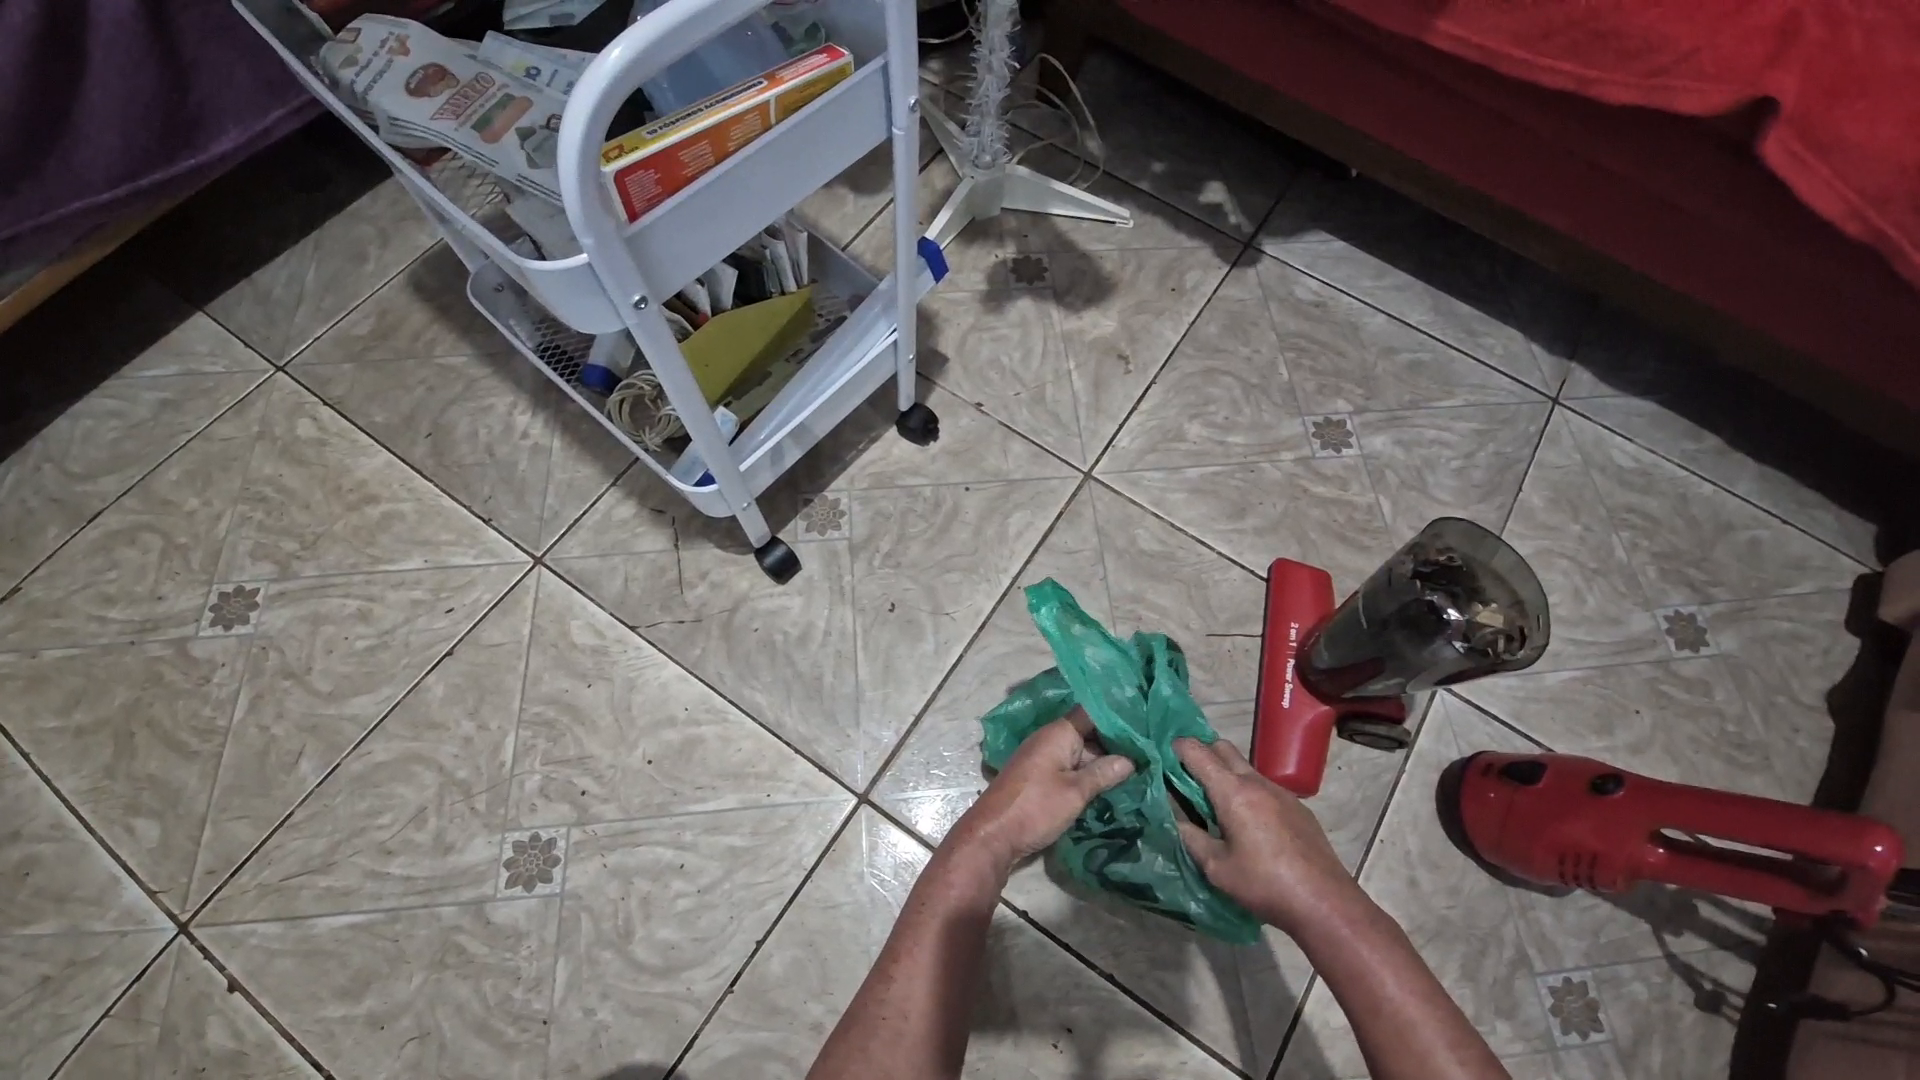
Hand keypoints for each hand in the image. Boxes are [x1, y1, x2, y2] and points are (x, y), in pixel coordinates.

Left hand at [951, 708, 1135, 870]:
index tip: (1145, 720)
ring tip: (1141, 767)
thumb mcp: (1075, 792)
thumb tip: (1131, 759)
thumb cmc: (1035, 807)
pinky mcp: (1042, 778)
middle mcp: (1051, 739)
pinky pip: (1071, 768)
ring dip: (1104, 762)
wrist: (993, 835)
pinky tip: (1113, 784)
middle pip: (1089, 733)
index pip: (1092, 712)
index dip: (1118, 715)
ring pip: (1081, 753)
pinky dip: (1089, 774)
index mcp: (1059, 733)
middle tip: (1151, 751)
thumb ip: (1103, 773)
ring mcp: (1045, 759)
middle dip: (1116, 742)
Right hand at [1173, 737, 1360, 935]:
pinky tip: (1247, 824)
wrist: (1325, 902)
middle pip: (1222, 748)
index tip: (1161, 760)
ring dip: (1224, 774)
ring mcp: (1281, 792)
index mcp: (1232, 792)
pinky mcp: (1297, 806)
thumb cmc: (1264, 884)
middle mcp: (1256, 782)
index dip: (1175, 749)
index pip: (1196, 751)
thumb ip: (1189, 835)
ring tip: (1214, 806)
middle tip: (1185, 780)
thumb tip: (1173, 814)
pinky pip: (1263, 786)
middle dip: (1200, 754)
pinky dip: (1246, 791)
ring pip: (1244, 766)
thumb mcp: (1216, 867)